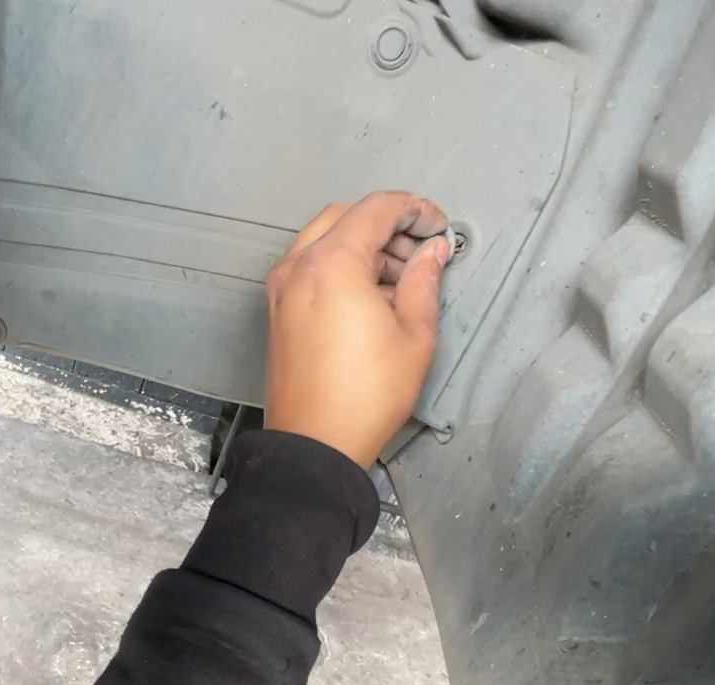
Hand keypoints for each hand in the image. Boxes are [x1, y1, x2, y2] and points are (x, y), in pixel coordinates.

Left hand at [263, 192, 451, 467]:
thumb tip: (432, 253)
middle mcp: (298, 269)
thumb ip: (424, 281)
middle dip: (386, 228)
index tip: (437, 228)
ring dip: (362, 249)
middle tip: (419, 255)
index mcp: (332, 264)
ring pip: (323, 243)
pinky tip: (368, 301)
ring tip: (399, 284)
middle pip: (345, 219)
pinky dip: (339, 270)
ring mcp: (281, 293)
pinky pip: (309, 272)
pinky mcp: (278, 315)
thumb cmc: (364, 398)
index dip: (415, 210)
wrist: (316, 445)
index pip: (376, 209)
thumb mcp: (414, 335)